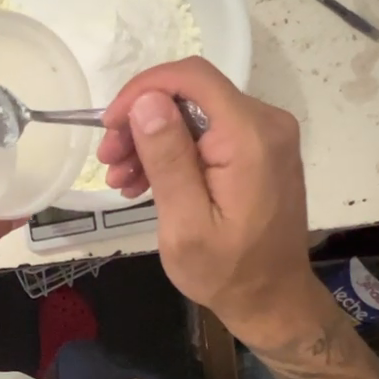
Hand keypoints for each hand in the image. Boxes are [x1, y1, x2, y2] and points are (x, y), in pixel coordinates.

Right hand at [96, 58, 318, 349]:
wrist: (271, 300)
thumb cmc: (226, 271)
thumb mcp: (186, 223)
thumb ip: (168, 159)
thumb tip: (146, 102)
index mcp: (249, 137)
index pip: (192, 78)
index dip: (142, 91)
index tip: (108, 126)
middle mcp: (265, 124)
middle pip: (191, 97)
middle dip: (141, 123)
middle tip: (107, 162)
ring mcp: (265, 138)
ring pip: (195, 116)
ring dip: (152, 141)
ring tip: (120, 180)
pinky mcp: (258, 153)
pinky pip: (208, 137)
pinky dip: (173, 154)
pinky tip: (144, 183)